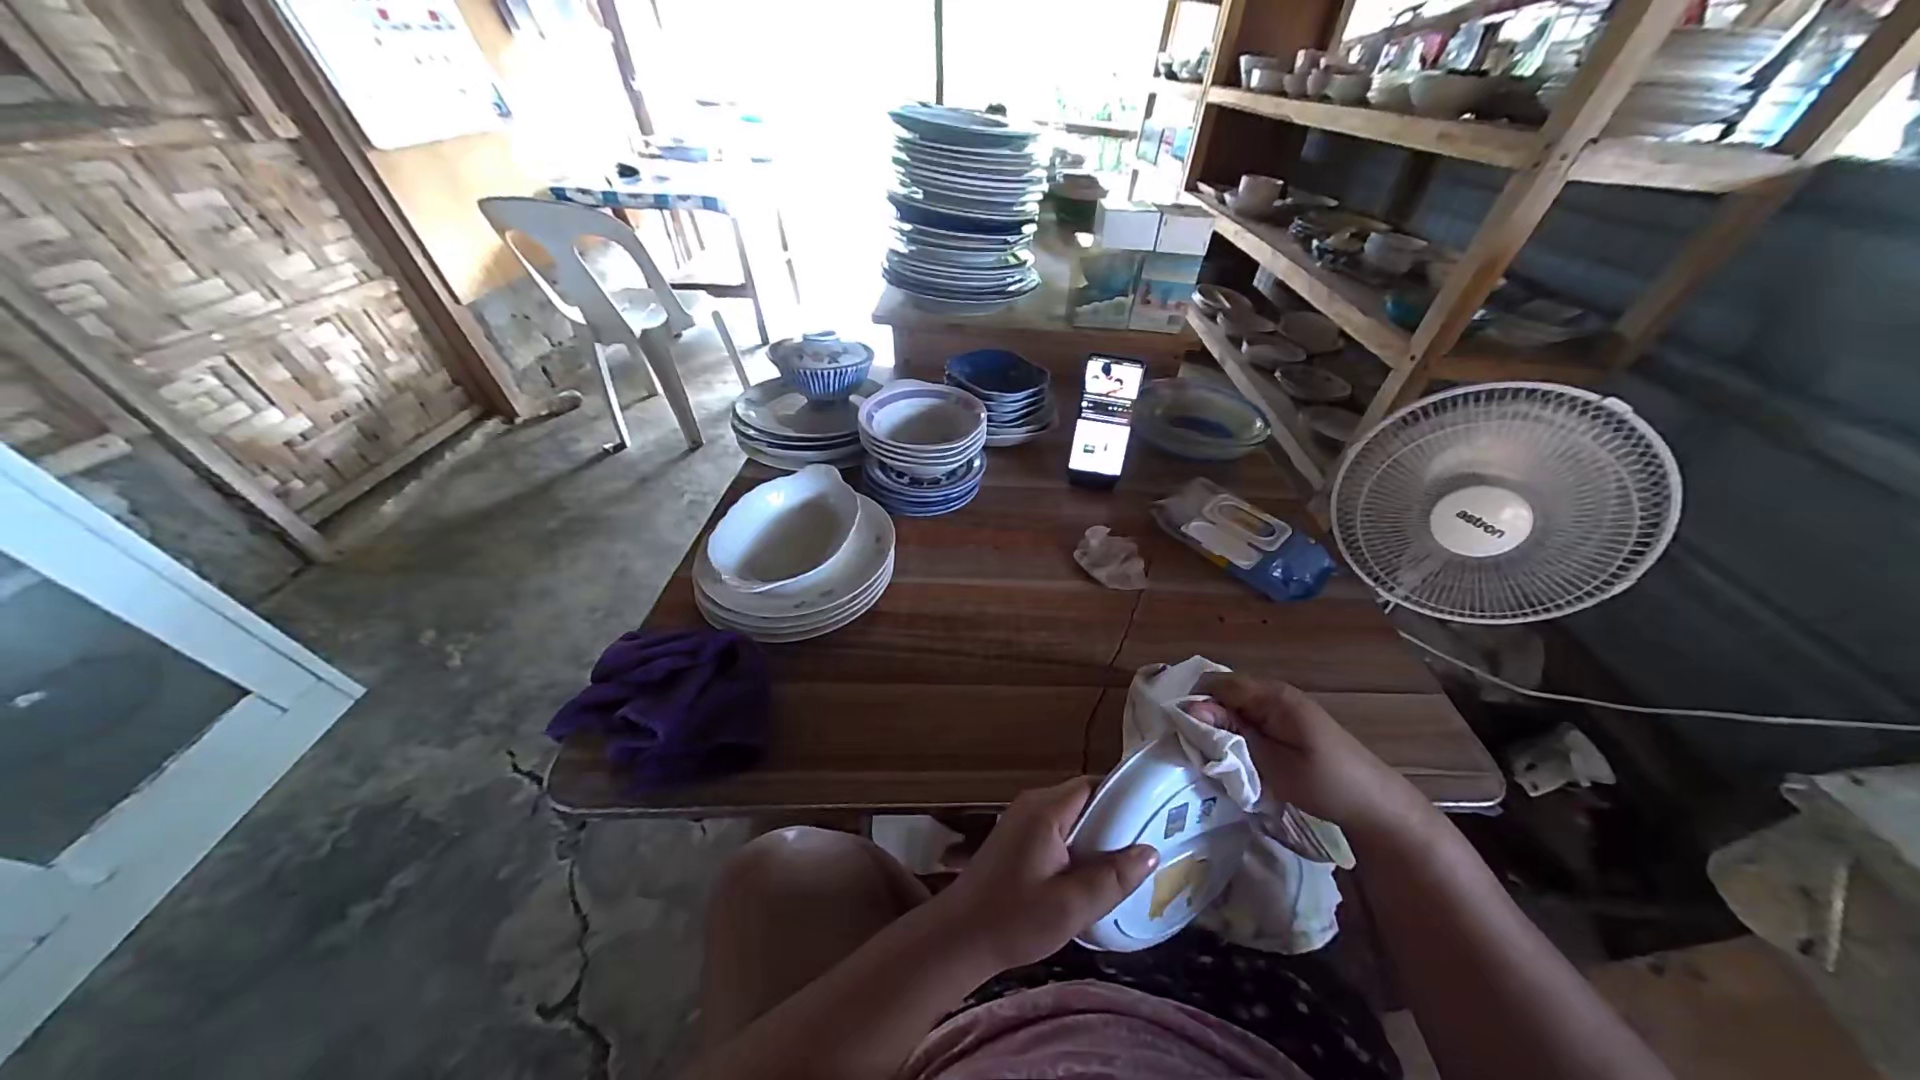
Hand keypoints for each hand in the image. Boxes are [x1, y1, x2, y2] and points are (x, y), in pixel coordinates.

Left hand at [932, 778, 1157, 970]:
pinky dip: (1074, 848)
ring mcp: (1020, 821)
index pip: (1093, 786)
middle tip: (1141, 853)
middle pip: (1083, 800)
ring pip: (1070, 818)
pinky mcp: (1014, 840)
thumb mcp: (1071, 905)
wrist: (958, 938)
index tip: (1151, 822)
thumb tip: (1151, 852)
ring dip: (1093, 840)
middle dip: (1112, 824)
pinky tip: (1088, 878)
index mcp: (1045, 810)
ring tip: (1122, 868)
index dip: (1124, 800)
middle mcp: (1031, 806)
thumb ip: (1113, 877)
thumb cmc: (1013, 919)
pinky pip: (1055, 831)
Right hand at [1187, 672, 1432, 838]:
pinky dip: (1237, 732)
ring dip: (1220, 726)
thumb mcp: (1271, 762)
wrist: (1374, 804)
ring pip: (1234, 705)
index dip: (1195, 703)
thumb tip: (1190, 709)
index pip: (1216, 683)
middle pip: (1223, 692)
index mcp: (1271, 696)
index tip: (1182, 732)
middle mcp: (1274, 692)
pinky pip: (1249, 717)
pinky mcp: (1286, 721)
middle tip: (1196, 748)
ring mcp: (1281, 706)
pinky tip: (1236, 755)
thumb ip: (1232, 733)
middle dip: (1205, 715)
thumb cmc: (1324, 783)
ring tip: (1212, 754)